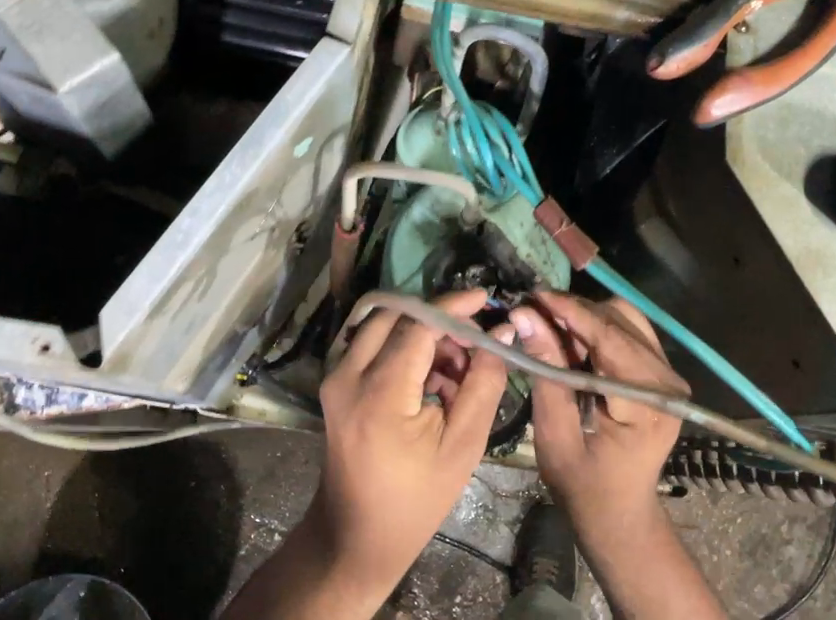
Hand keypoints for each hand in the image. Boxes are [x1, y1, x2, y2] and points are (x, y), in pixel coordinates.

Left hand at [313, 289, 513, 595]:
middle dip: (438, 319)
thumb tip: (500, 333)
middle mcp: (348, 374)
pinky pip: (370, 341)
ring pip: (382, 323)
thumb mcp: (462, 445)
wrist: (353, 537)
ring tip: (453, 369)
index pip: (419, 323)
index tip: (485, 298)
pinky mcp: (334, 381)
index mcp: (380, 392)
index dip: (454, 306)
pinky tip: (429, 377)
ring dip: (420, 330)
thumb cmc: (415, 500)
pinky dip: (401, 344)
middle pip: (398, 315)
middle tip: (472, 344)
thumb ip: (484, 382)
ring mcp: (335, 376)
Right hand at [514, 292, 723, 619]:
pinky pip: (629, 331)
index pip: (609, 336)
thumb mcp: (555, 433)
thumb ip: (546, 370)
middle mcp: (668, 381)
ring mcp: (668, 374)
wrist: (618, 512)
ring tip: (549, 328)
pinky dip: (598, 328)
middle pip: (618, 320)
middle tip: (531, 313)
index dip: (569, 310)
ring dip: (585, 317)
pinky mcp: (660, 372)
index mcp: (648, 401)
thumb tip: (525, 315)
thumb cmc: (583, 484)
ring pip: (624, 318)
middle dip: (573, 311)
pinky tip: (572, 341)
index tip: (532, 295)